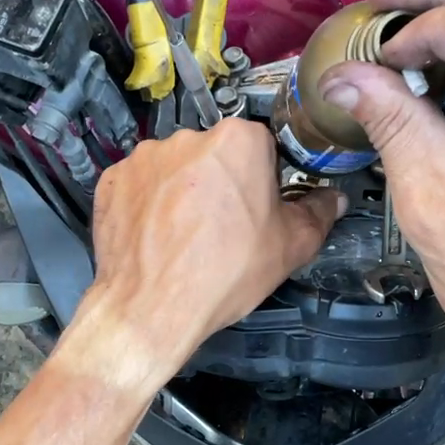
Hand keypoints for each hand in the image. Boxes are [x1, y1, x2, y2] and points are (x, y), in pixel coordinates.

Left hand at [69, 119, 343, 384]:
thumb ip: (318, 213)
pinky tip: (155, 236)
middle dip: (219, 182)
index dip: (261, 180)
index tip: (257, 209)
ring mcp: (144, 157)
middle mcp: (187, 137)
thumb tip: (333, 198)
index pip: (260, 147)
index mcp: (238, 140)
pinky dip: (146, 204)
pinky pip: (138, 185)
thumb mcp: (290, 247)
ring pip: (174, 168)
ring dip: (180, 191)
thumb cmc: (224, 274)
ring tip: (183, 236)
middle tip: (220, 228)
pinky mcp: (111, 179)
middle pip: (213, 154)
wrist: (151, 308)